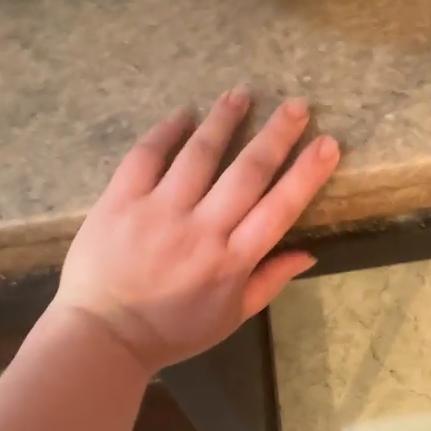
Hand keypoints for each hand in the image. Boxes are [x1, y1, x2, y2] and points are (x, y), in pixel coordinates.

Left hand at [54, 87, 340, 371]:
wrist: (102, 336)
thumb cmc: (173, 332)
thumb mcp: (231, 317)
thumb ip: (269, 281)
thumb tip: (308, 253)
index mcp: (233, 262)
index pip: (280, 209)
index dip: (306, 174)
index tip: (327, 144)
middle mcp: (202, 230)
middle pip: (247, 172)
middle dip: (276, 135)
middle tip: (296, 105)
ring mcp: (159, 212)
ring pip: (200, 155)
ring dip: (225, 120)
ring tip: (242, 94)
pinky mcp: (121, 201)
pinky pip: (147, 156)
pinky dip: (167, 131)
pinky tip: (184, 114)